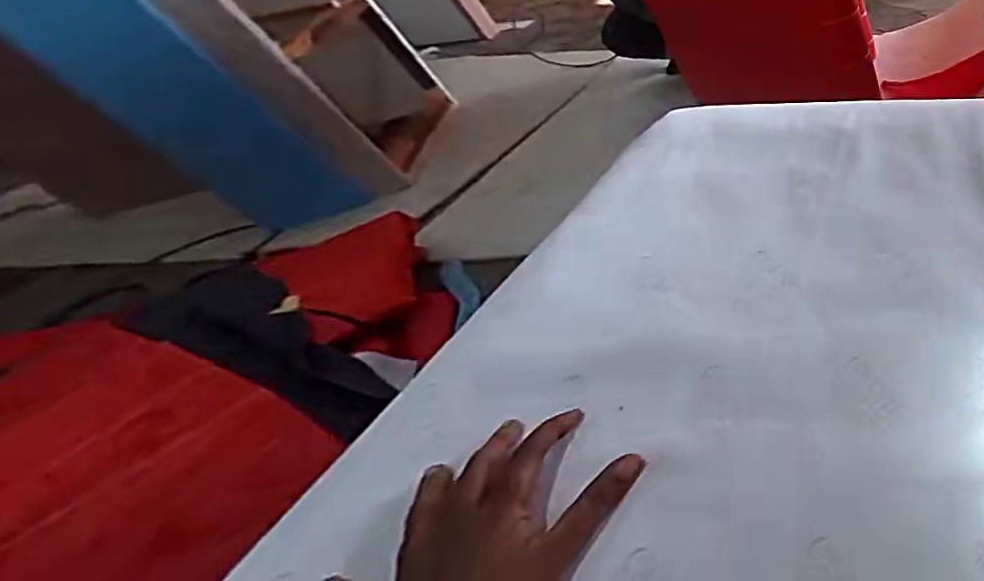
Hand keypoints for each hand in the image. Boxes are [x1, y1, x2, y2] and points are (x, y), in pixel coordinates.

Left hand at [396, 411, 644, 580]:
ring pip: (438, 494)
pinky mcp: (408, 570)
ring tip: (453, 464)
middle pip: (482, 465)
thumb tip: (630, 460)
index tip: (570, 417)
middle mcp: (462, 512)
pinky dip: (392, 536)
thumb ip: (596, 503)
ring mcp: (430, 542)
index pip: (530, 453)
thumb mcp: (560, 552)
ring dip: (452, 473)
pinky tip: (352, 557)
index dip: (553, 430)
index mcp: (501, 503)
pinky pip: (398, 541)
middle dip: (502, 442)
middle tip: (516, 427)